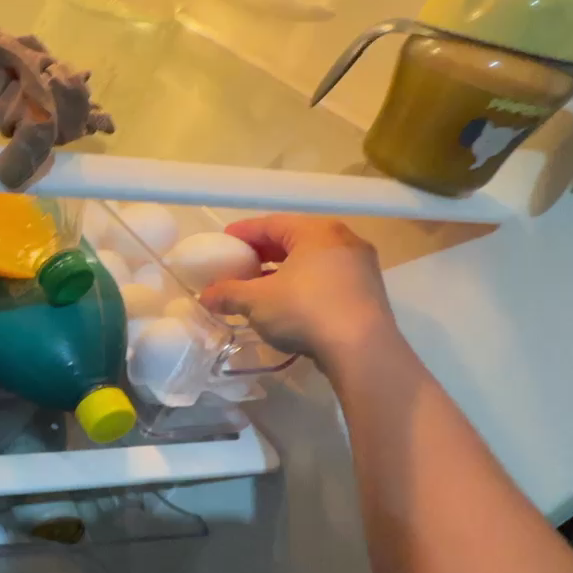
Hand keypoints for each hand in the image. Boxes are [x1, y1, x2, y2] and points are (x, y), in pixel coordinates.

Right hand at [198, 215, 399, 372]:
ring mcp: (360, 265)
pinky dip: (302, 282)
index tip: (224, 241)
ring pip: (311, 259)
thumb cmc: (304, 310)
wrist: (360, 349)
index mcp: (316, 232)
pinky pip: (326, 277)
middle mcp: (343, 240)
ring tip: (258, 284)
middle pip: (294, 239)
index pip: (272, 224)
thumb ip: (227, 293)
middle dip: (263, 251)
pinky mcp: (366, 291)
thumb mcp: (255, 301)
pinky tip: (285, 301)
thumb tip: (205, 296)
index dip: (244, 232)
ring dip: (282, 269)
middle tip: (239, 262)